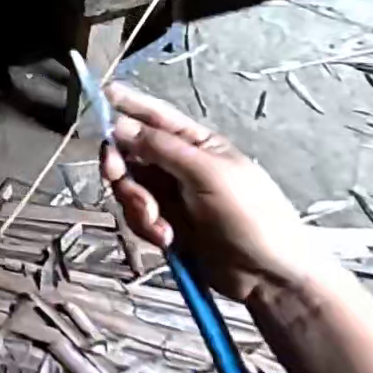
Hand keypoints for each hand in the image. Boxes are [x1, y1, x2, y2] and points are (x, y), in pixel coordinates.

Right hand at [99, 82, 329, 300]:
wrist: (271, 280)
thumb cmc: (252, 217)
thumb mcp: (208, 175)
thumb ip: (162, 148)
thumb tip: (119, 125)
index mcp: (194, 142)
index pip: (154, 115)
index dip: (127, 103)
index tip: (101, 93)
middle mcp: (176, 163)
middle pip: (128, 150)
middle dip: (119, 164)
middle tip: (115, 176)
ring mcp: (169, 194)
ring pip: (128, 185)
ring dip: (135, 203)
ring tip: (159, 224)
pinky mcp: (165, 222)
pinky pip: (136, 214)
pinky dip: (145, 226)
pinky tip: (167, 239)